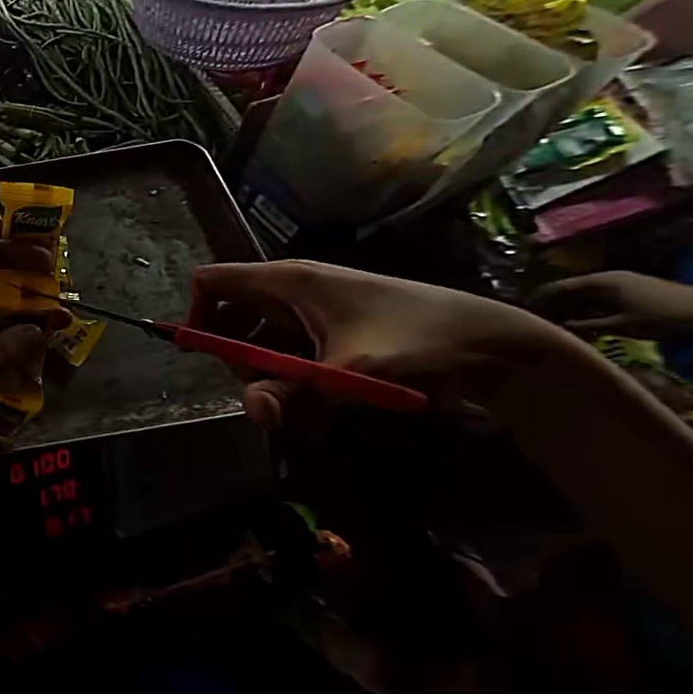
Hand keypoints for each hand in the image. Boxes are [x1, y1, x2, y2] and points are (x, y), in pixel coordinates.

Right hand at [189, 260, 573, 427]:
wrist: (495, 345)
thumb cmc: (419, 341)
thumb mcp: (351, 371)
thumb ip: (293, 393)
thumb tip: (252, 412)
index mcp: (288, 280)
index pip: (212, 283)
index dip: (197, 316)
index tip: (207, 358)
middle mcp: (293, 290)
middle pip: (230, 318)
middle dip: (238, 360)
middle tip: (265, 394)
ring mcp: (314, 312)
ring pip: (261, 344)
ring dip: (269, 381)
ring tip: (301, 413)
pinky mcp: (333, 333)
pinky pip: (290, 357)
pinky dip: (294, 385)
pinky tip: (321, 410)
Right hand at [530, 271, 692, 337]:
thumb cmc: (663, 316)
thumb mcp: (621, 325)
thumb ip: (586, 326)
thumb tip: (557, 328)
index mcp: (600, 281)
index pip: (559, 287)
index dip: (540, 298)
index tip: (523, 310)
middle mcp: (607, 278)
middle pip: (570, 290)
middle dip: (553, 304)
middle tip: (538, 321)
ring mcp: (621, 283)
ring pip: (585, 295)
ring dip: (571, 309)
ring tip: (558, 325)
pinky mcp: (632, 292)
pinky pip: (599, 299)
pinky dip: (587, 310)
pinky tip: (584, 324)